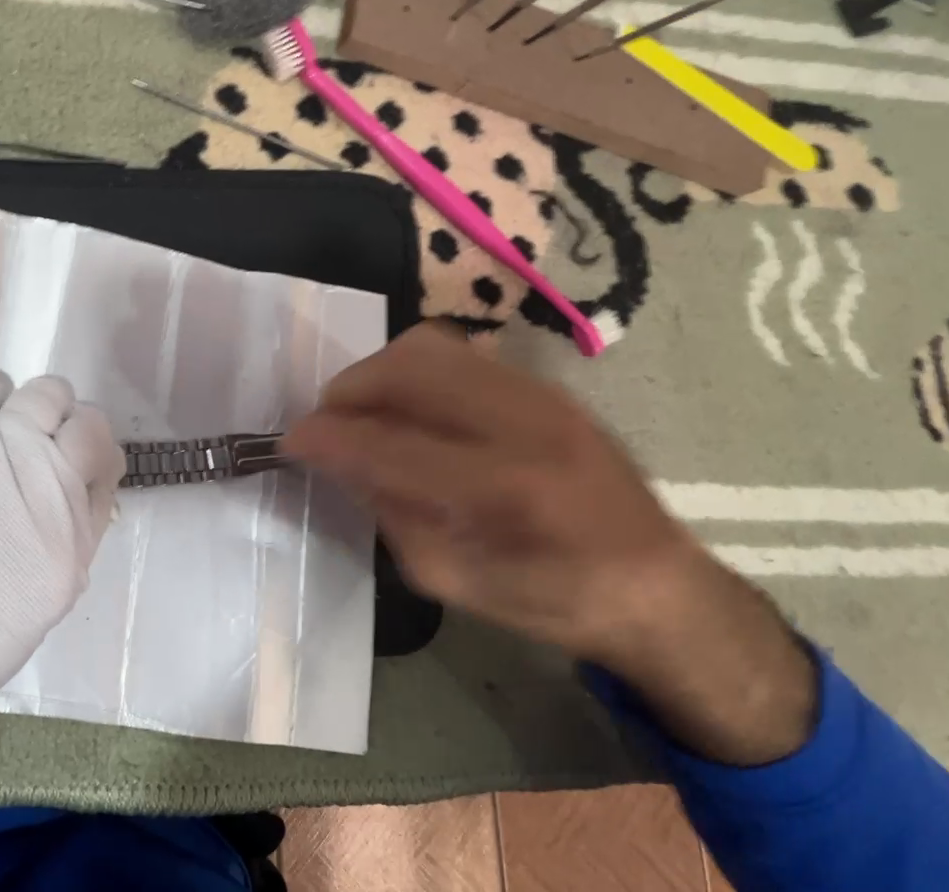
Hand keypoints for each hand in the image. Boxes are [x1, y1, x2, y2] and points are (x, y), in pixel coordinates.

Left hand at [0, 371, 121, 770]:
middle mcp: (45, 497)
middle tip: (41, 439)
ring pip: (42, 396)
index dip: (93, 458)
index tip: (74, 462)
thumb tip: (53, 495)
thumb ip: (56, 543)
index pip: (106, 471)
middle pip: (86, 424)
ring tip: (5, 422)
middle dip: (71, 425)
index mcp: (70, 549)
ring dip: (34, 405)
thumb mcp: (32, 607)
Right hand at [283, 323, 815, 764]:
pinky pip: (456, 355)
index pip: (389, 443)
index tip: (289, 443)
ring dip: (377, 376)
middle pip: (406, 369)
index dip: (326, 438)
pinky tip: (409, 412)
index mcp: (508, 491)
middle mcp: (527, 425)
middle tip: (327, 427)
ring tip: (364, 414)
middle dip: (347, 392)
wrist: (659, 586)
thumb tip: (340, 460)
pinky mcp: (545, 386)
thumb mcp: (452, 580)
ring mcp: (541, 395)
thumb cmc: (553, 600)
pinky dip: (413, 375)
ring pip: (428, 347)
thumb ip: (389, 512)